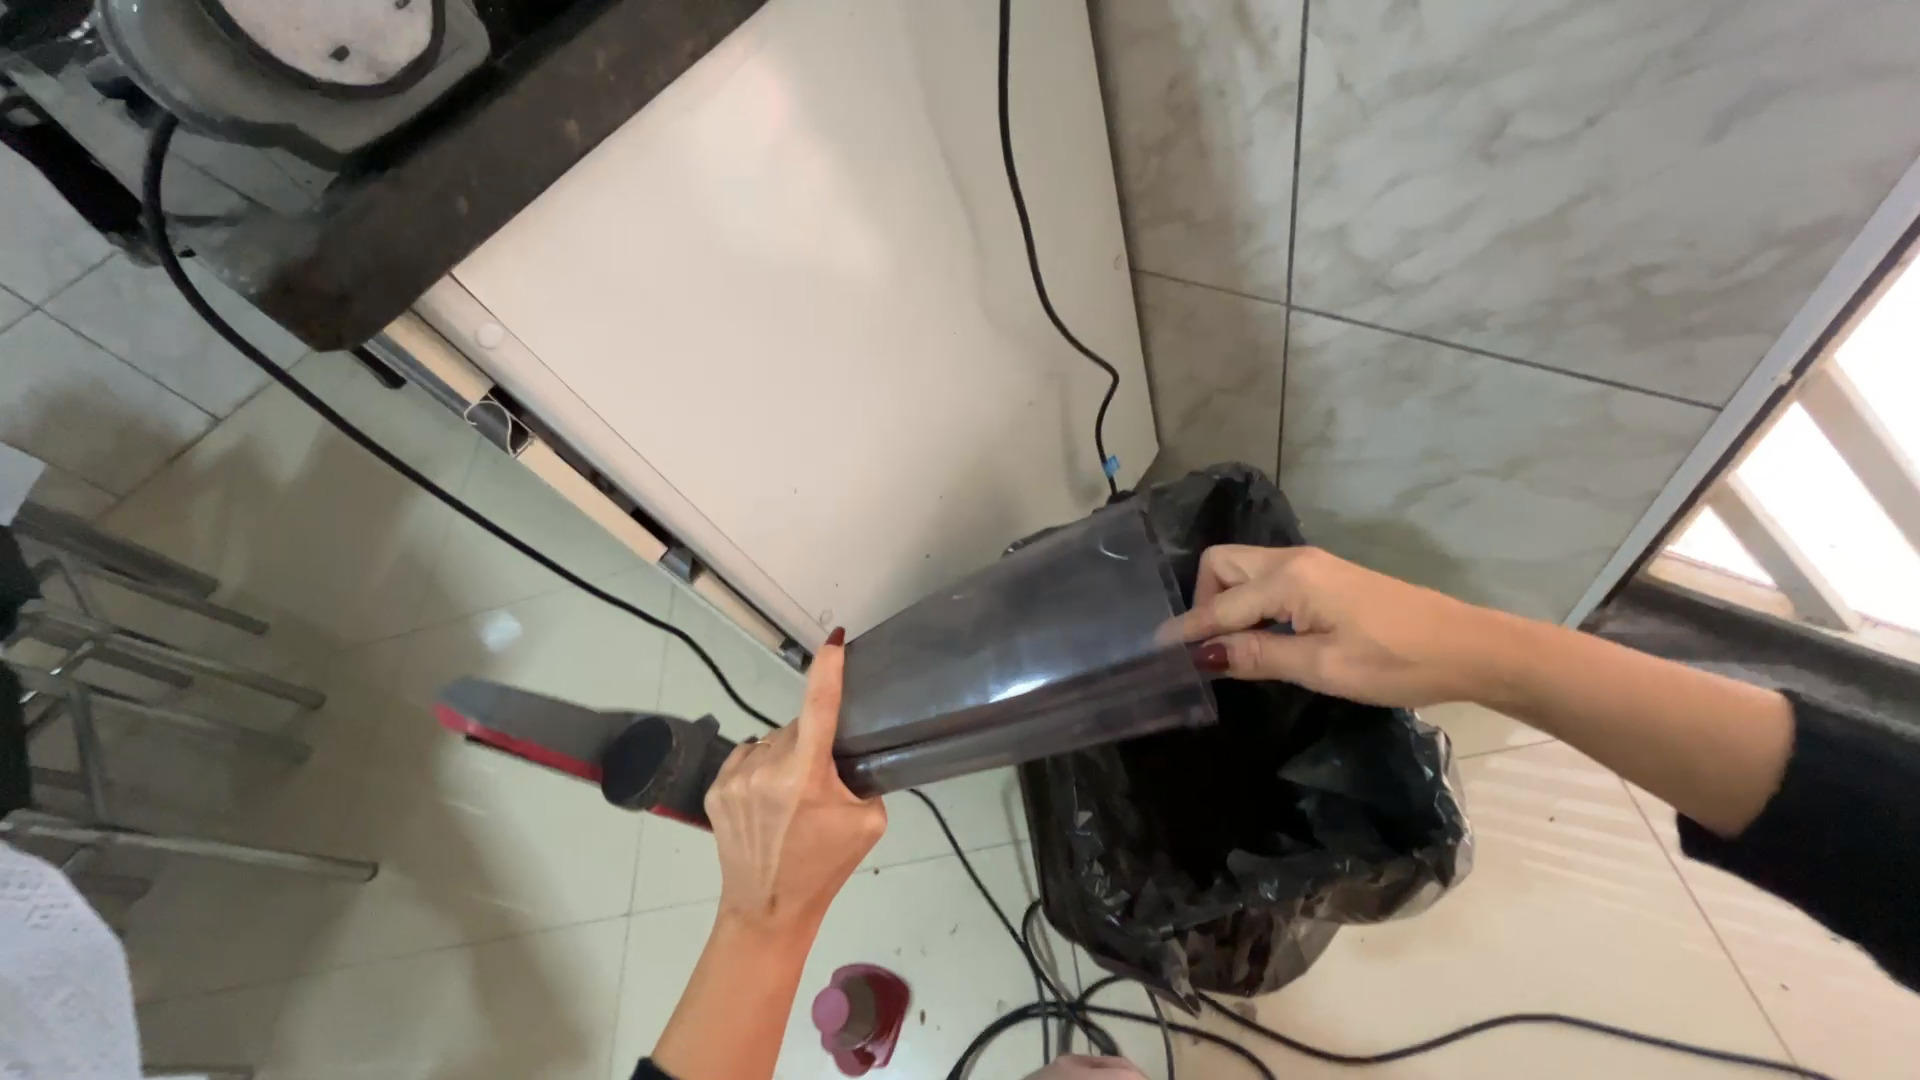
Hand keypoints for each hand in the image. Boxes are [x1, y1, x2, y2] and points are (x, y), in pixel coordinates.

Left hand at [704, 629, 887, 934]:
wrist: (768, 908)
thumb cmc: (826, 866)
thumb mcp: (868, 822)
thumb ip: (863, 778)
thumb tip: (845, 753)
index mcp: (805, 774)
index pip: (819, 705)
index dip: (827, 668)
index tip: (834, 640)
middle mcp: (766, 767)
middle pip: (795, 726)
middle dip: (810, 741)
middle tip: (818, 782)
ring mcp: (735, 777)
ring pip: (770, 740)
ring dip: (783, 753)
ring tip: (788, 797)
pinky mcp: (715, 788)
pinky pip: (746, 756)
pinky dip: (760, 766)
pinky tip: (765, 799)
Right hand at [1169, 545, 1490, 708]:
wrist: (1469, 647)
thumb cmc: (1396, 661)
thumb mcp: (1323, 666)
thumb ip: (1257, 656)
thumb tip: (1202, 656)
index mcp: (1289, 579)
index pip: (1220, 606)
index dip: (1187, 631)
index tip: (1154, 652)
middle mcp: (1292, 560)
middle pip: (1221, 565)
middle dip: (1204, 602)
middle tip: (1212, 648)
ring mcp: (1310, 564)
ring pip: (1242, 570)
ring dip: (1227, 602)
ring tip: (1236, 647)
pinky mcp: (1324, 576)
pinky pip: (1265, 580)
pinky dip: (1250, 603)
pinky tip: (1263, 636)